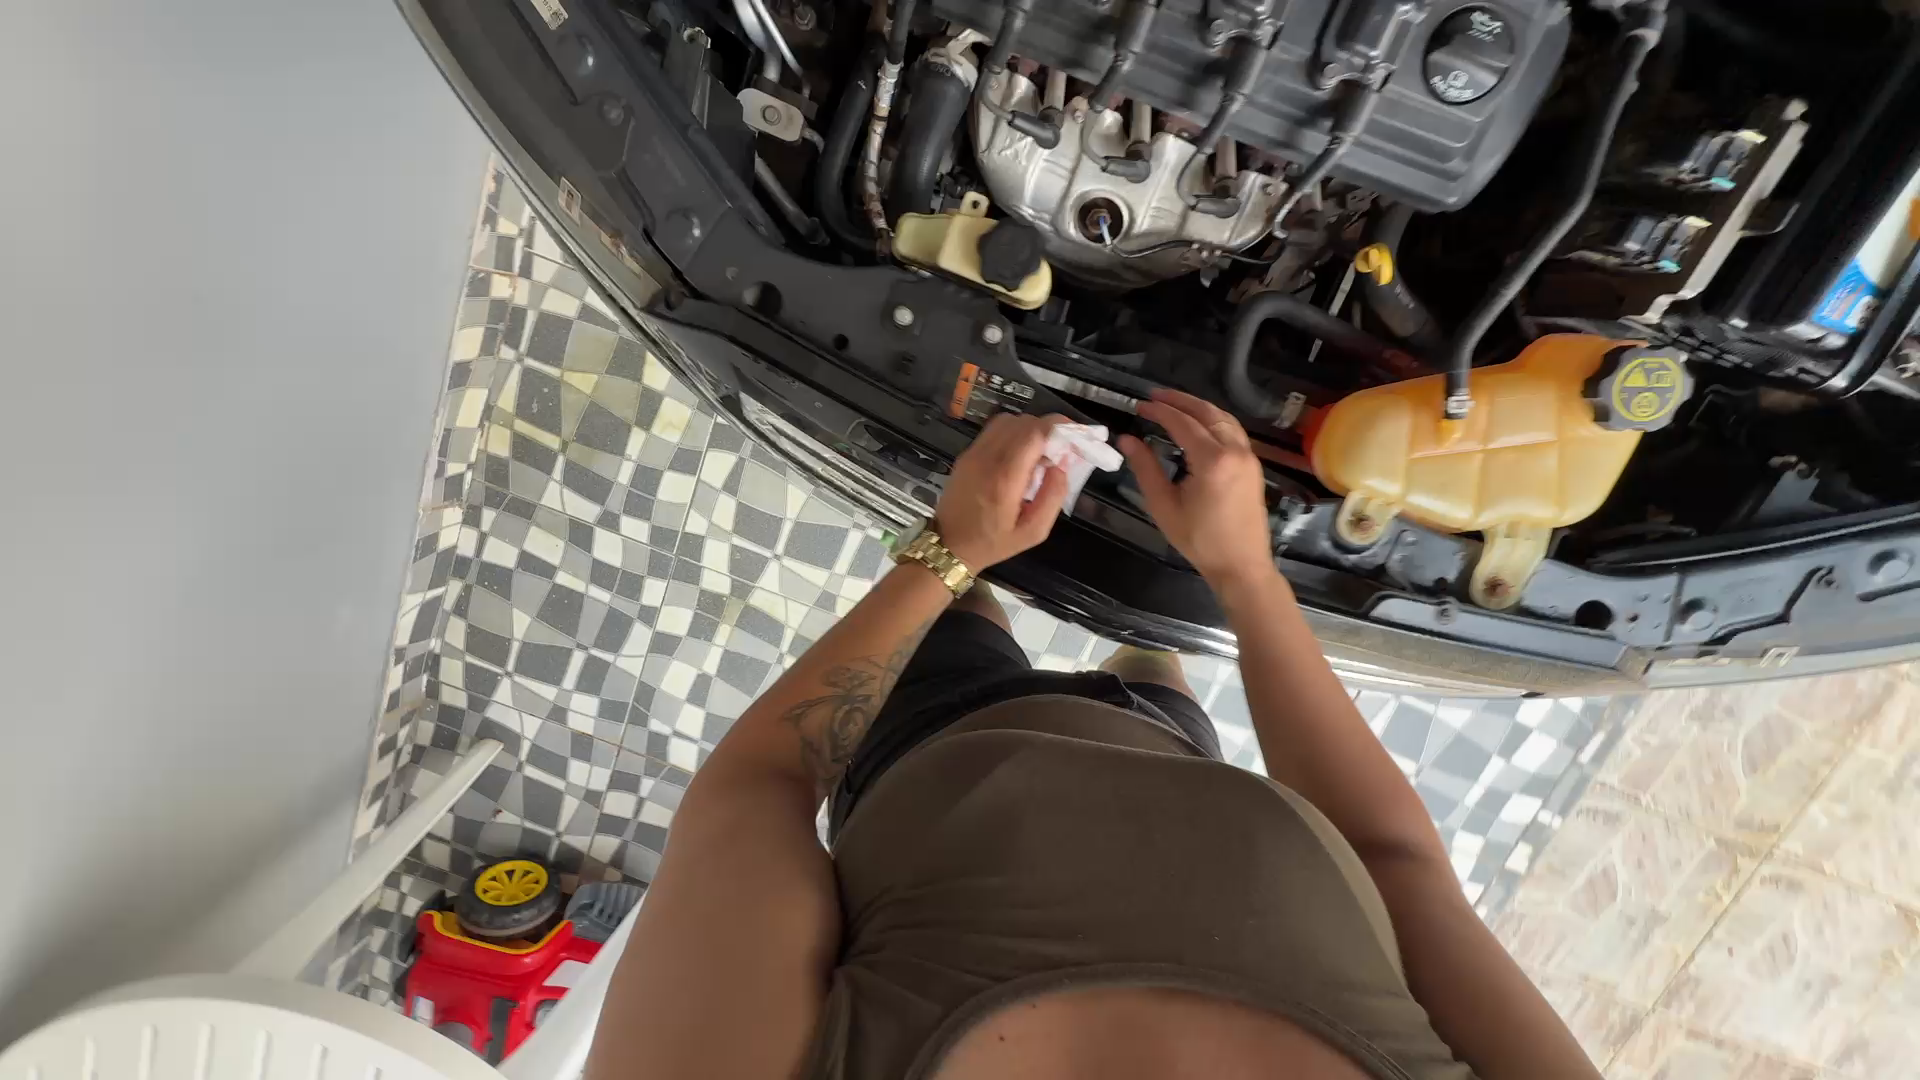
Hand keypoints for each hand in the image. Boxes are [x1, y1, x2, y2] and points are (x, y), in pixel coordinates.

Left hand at [935, 413, 1070, 570]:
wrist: (948, 545)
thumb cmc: (992, 543)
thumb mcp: (1033, 532)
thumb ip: (1052, 497)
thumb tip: (1061, 466)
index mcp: (1005, 479)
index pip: (1034, 433)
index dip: (1058, 427)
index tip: (1074, 434)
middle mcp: (986, 458)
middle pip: (1023, 422)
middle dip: (1047, 429)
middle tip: (1060, 448)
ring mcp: (973, 453)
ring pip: (1007, 421)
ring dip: (1029, 429)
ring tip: (1040, 452)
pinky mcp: (966, 454)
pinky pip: (994, 431)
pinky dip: (1013, 434)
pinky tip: (1020, 455)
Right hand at [1118, 389, 1275, 587]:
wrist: (1240, 564)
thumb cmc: (1198, 540)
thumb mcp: (1164, 505)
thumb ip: (1145, 468)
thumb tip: (1128, 440)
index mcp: (1212, 460)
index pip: (1182, 423)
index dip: (1159, 411)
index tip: (1139, 405)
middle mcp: (1235, 451)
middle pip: (1207, 413)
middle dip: (1180, 401)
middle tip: (1155, 396)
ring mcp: (1249, 456)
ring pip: (1224, 419)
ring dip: (1199, 407)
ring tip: (1174, 404)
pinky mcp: (1253, 465)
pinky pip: (1233, 431)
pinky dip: (1214, 420)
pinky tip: (1199, 424)